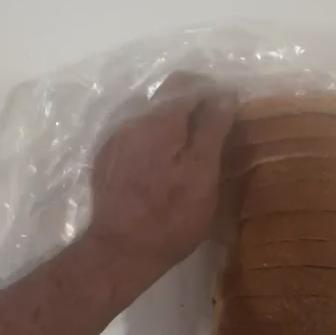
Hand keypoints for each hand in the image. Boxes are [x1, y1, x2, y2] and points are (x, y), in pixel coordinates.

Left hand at [86, 74, 237, 271]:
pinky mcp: (107, 158)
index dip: (210, 89)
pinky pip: (137, 135)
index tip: (228, 108)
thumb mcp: (202, 174)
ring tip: (191, 152)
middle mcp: (132, 121)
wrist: (120, 252)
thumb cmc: (170, 216)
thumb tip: (224, 94)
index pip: (186, 82)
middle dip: (193, 106)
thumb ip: (212, 129)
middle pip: (166, 96)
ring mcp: (116, 140)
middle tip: (215, 131)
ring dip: (174, 124)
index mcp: (158, 121)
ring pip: (151, 116)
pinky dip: (156, 140)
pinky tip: (165, 167)